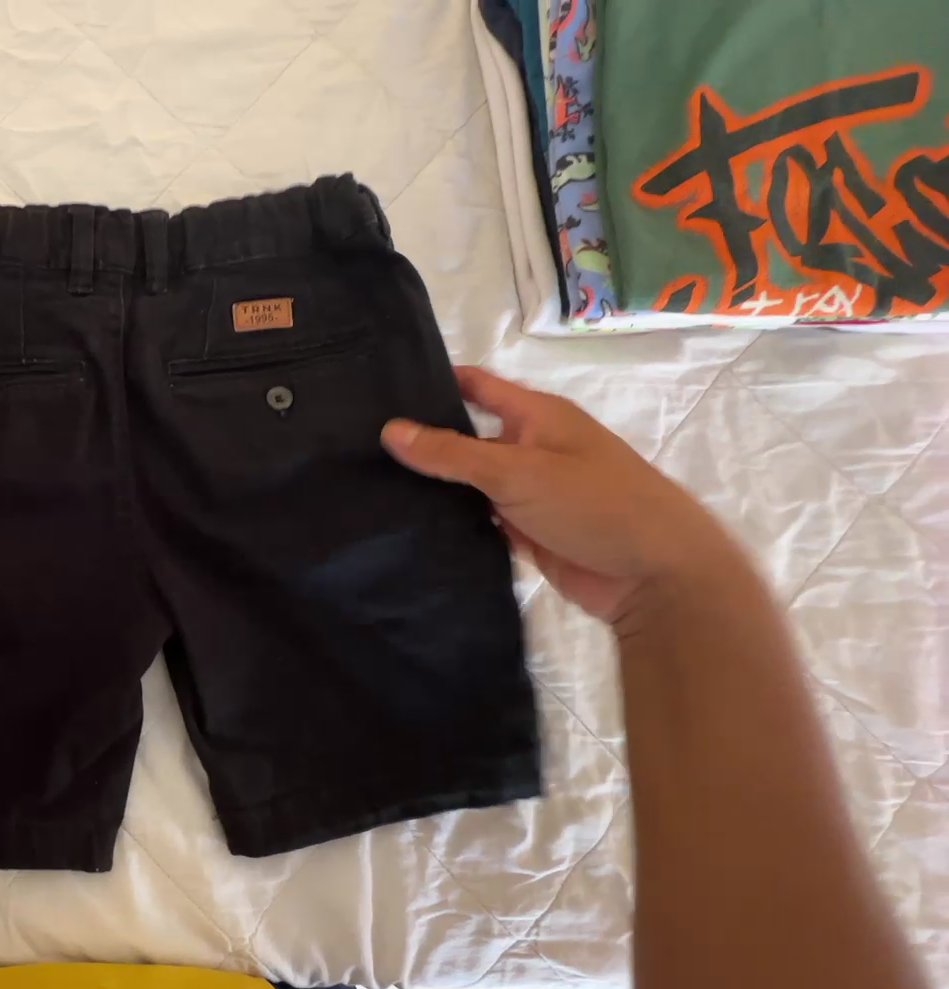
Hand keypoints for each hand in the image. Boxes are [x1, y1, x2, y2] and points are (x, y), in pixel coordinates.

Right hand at [381, 366, 738, 626]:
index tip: (381, 388)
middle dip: (420, 439)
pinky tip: (404, 521)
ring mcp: (525, 490)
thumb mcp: (517, 472)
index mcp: (537, 417)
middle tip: (361, 444)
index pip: (476, 386)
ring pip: (464, 480)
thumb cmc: (596, 506)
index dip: (434, 382)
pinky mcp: (522, 528)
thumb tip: (390, 430)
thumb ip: (451, 453)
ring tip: (370, 484)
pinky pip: (473, 516)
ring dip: (429, 484)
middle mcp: (529, 448)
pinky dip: (446, 518)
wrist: (654, 577)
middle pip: (464, 435)